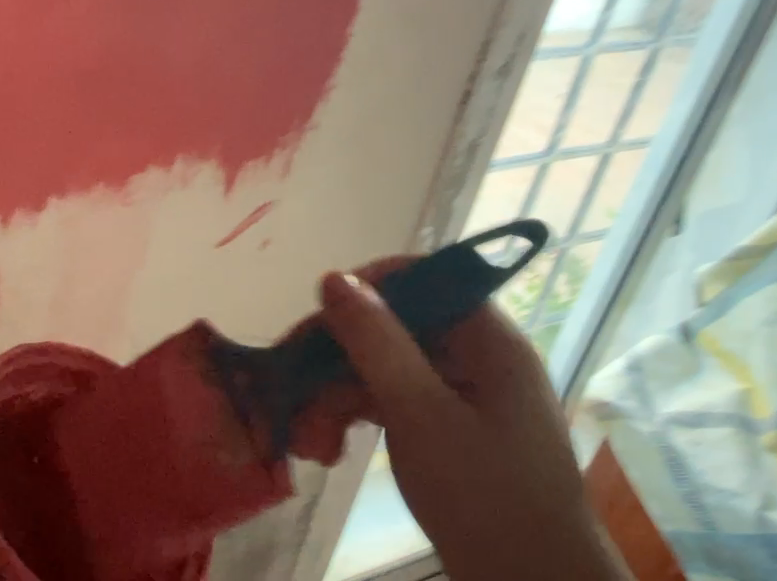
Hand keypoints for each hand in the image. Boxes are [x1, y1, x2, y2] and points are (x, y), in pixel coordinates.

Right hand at [312, 264, 628, 580]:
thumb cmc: (488, 499)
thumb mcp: (420, 414)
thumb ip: (376, 341)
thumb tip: (333, 276)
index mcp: (487, 341)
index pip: (425, 278)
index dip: (370, 286)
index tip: (323, 314)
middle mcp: (475, 357)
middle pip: (391, 326)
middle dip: (334, 357)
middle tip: (289, 384)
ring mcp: (459, 396)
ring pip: (380, 367)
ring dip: (333, 395)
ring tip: (305, 439)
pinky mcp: (444, 430)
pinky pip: (387, 401)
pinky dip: (352, 417)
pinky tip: (323, 447)